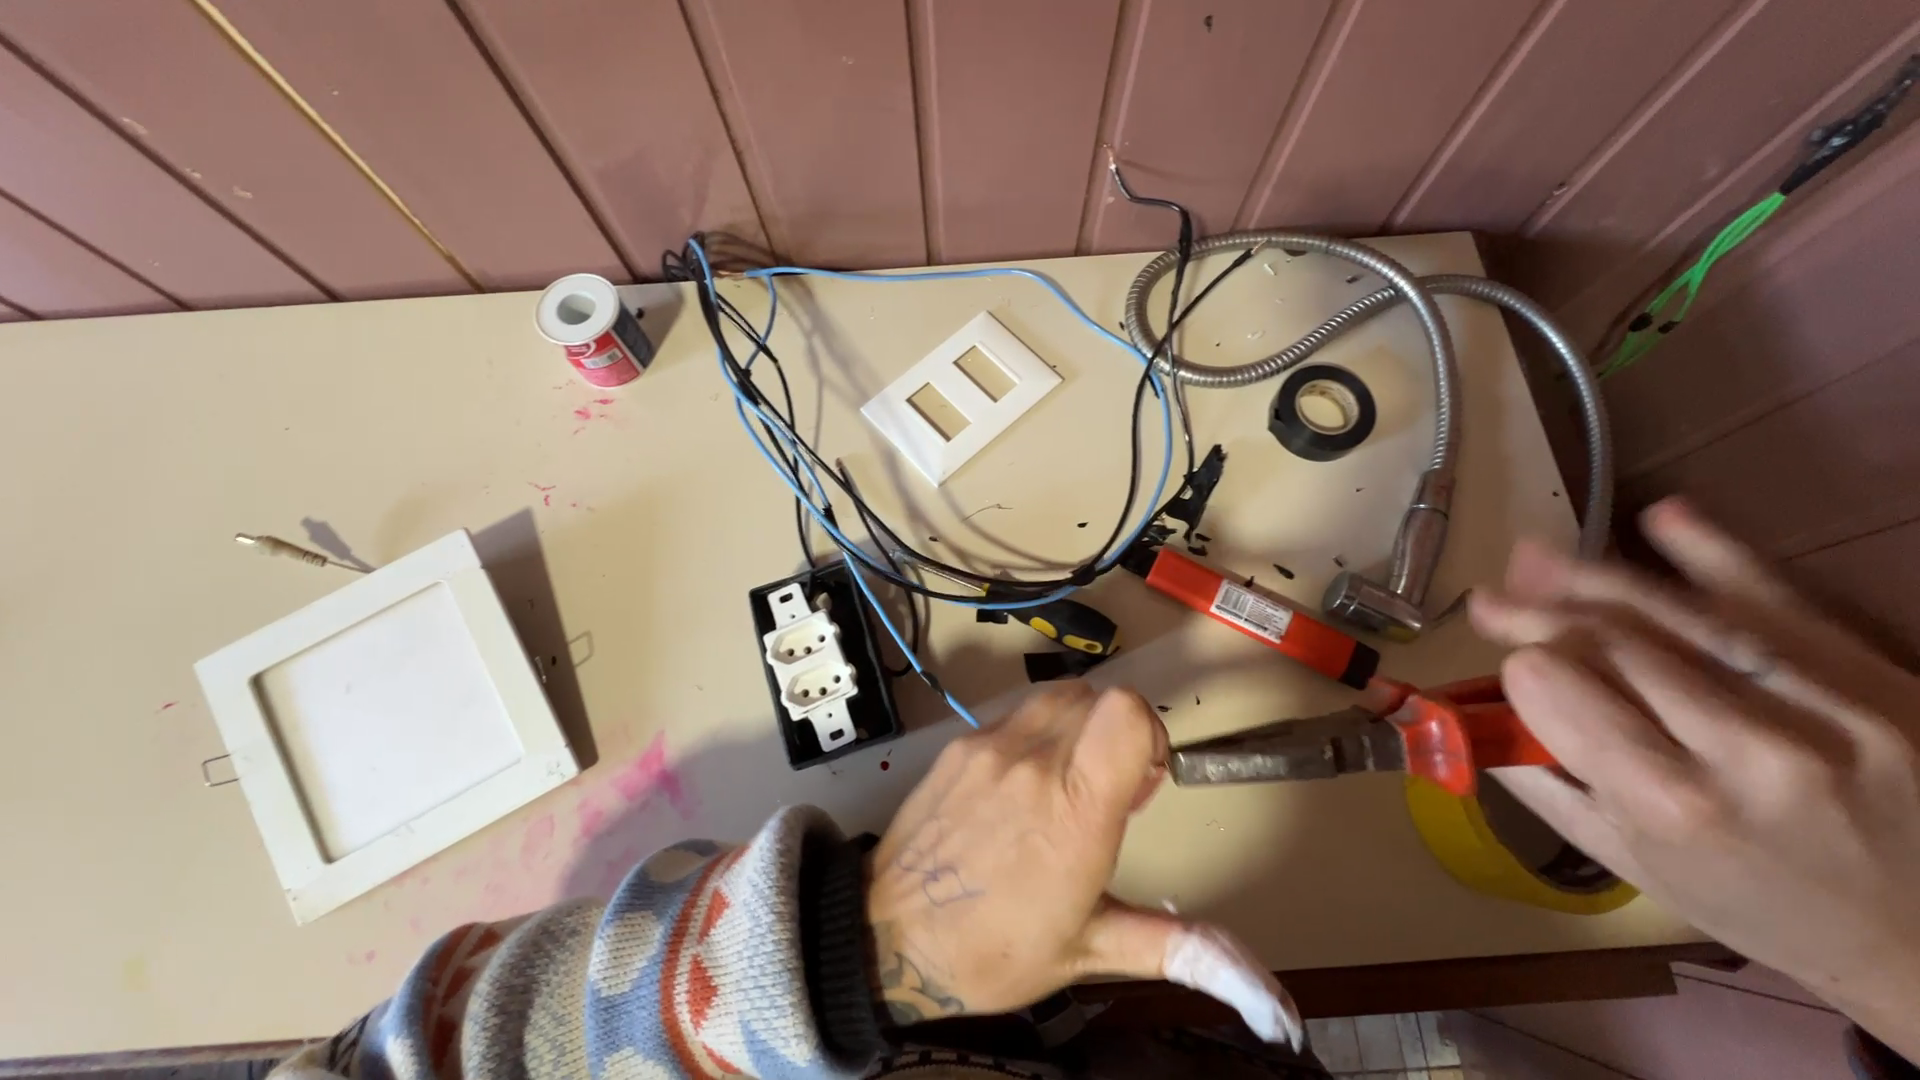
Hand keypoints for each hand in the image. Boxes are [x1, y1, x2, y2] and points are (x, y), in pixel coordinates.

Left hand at [866, 680, 1301, 1045]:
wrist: (888, 938)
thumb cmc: (992, 950)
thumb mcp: (1091, 950)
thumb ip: (1181, 948)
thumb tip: (1271, 997)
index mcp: (1074, 812)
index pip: (1125, 713)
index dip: (1149, 732)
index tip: (1142, 780)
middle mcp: (1031, 764)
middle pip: (1098, 698)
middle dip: (1118, 735)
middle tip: (1108, 794)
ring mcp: (988, 747)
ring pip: (1057, 697)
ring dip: (1077, 727)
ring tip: (1065, 786)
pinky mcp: (958, 745)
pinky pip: (1014, 714)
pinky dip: (1035, 734)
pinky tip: (1020, 787)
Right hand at [1470, 498, 1919, 1060]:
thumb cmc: (1766, 911)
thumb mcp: (1636, 868)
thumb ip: (1547, 788)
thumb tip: (1475, 721)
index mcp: (1667, 802)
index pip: (1554, 686)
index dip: (1521, 671)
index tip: (1505, 668)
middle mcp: (1741, 747)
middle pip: (1606, 641)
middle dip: (1536, 613)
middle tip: (1489, 600)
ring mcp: (1822, 707)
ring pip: (1676, 613)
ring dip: (1591, 577)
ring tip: (1531, 556)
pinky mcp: (1882, 681)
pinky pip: (1779, 604)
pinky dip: (1717, 554)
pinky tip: (1664, 515)